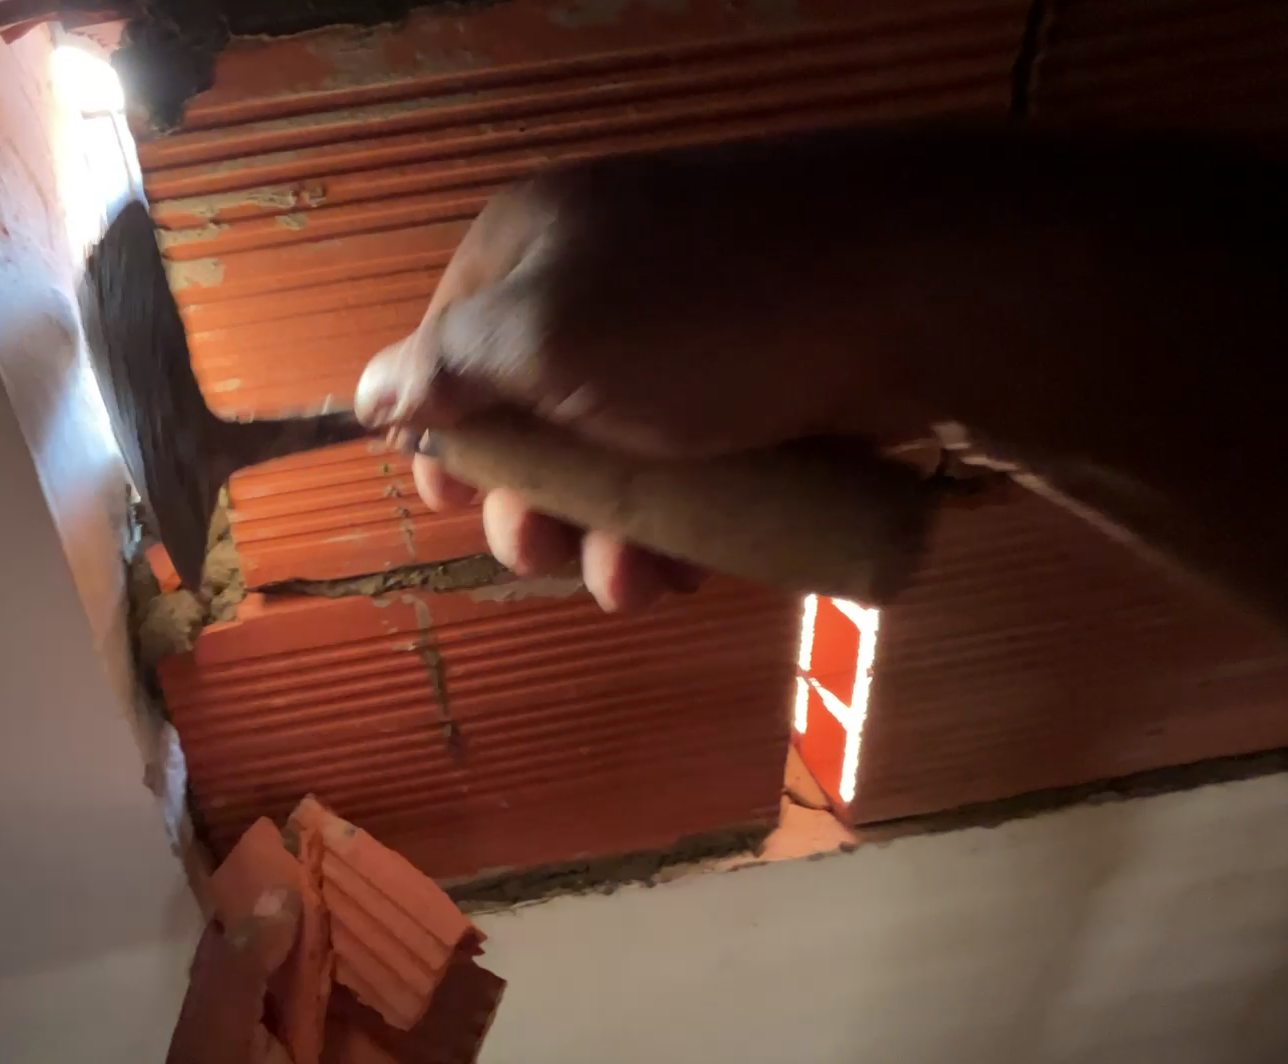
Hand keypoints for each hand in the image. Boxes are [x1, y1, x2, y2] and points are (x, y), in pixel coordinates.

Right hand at [354, 145, 923, 610]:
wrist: (925, 299)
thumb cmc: (701, 320)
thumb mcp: (546, 338)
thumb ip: (443, 368)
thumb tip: (361, 395)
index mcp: (528, 256)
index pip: (443, 352)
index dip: (443, 432)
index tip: (456, 497)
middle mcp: (586, 288)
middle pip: (521, 415)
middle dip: (531, 499)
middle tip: (544, 550)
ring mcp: (663, 340)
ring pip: (598, 453)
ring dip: (599, 530)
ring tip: (628, 584)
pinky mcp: (728, 384)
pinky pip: (666, 463)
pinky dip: (662, 522)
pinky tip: (676, 569)